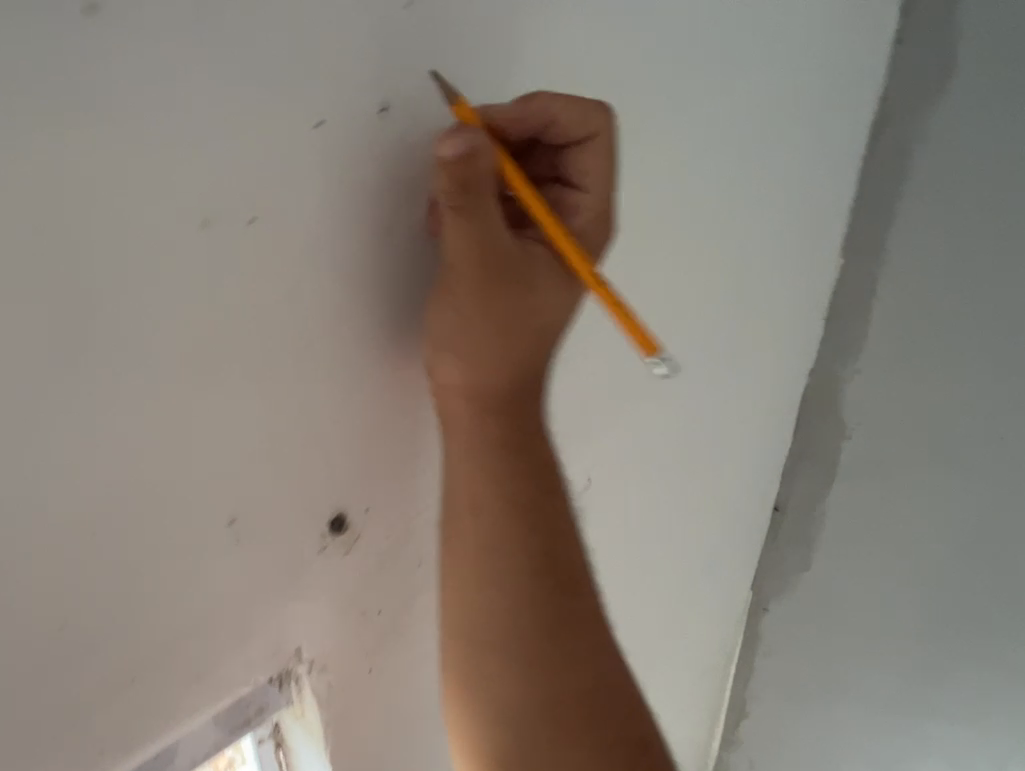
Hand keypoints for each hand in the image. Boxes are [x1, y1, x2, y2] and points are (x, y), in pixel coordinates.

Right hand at [423, 93, 617, 419]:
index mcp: (583, 215)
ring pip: (513, 166)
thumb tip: (456, 132)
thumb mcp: (476, 263)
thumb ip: (467, 194)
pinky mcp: (505, 247)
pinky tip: (438, 225)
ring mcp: (536, 231)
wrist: (478, 402)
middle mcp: (567, 214)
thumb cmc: (488, 341)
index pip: (586, 127)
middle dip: (496, 142)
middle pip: (547, 139)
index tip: (482, 132)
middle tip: (450, 162)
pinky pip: (490, 197)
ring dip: (472, 171)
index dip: (538, 114)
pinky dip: (463, 198)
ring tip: (439, 205)